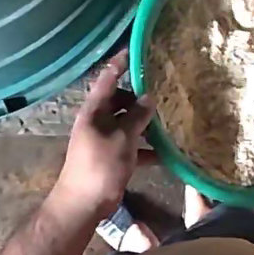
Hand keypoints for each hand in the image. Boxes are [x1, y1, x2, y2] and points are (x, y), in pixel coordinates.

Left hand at [51, 51, 153, 218]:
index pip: (107, 79)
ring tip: (169, 118)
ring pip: (127, 123)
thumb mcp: (122, 139)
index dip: (120, 63)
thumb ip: (136, 117)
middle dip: (139, 96)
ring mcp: (104, 140)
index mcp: (94, 111)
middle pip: (119, 101)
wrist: (83, 205)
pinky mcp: (112, 158)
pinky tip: (167, 152)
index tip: (136, 49)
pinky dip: (146, 148)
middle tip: (163, 90)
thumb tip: (149, 97)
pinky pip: (132, 145)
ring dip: (145, 122)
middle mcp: (97, 121)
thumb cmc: (99, 167)